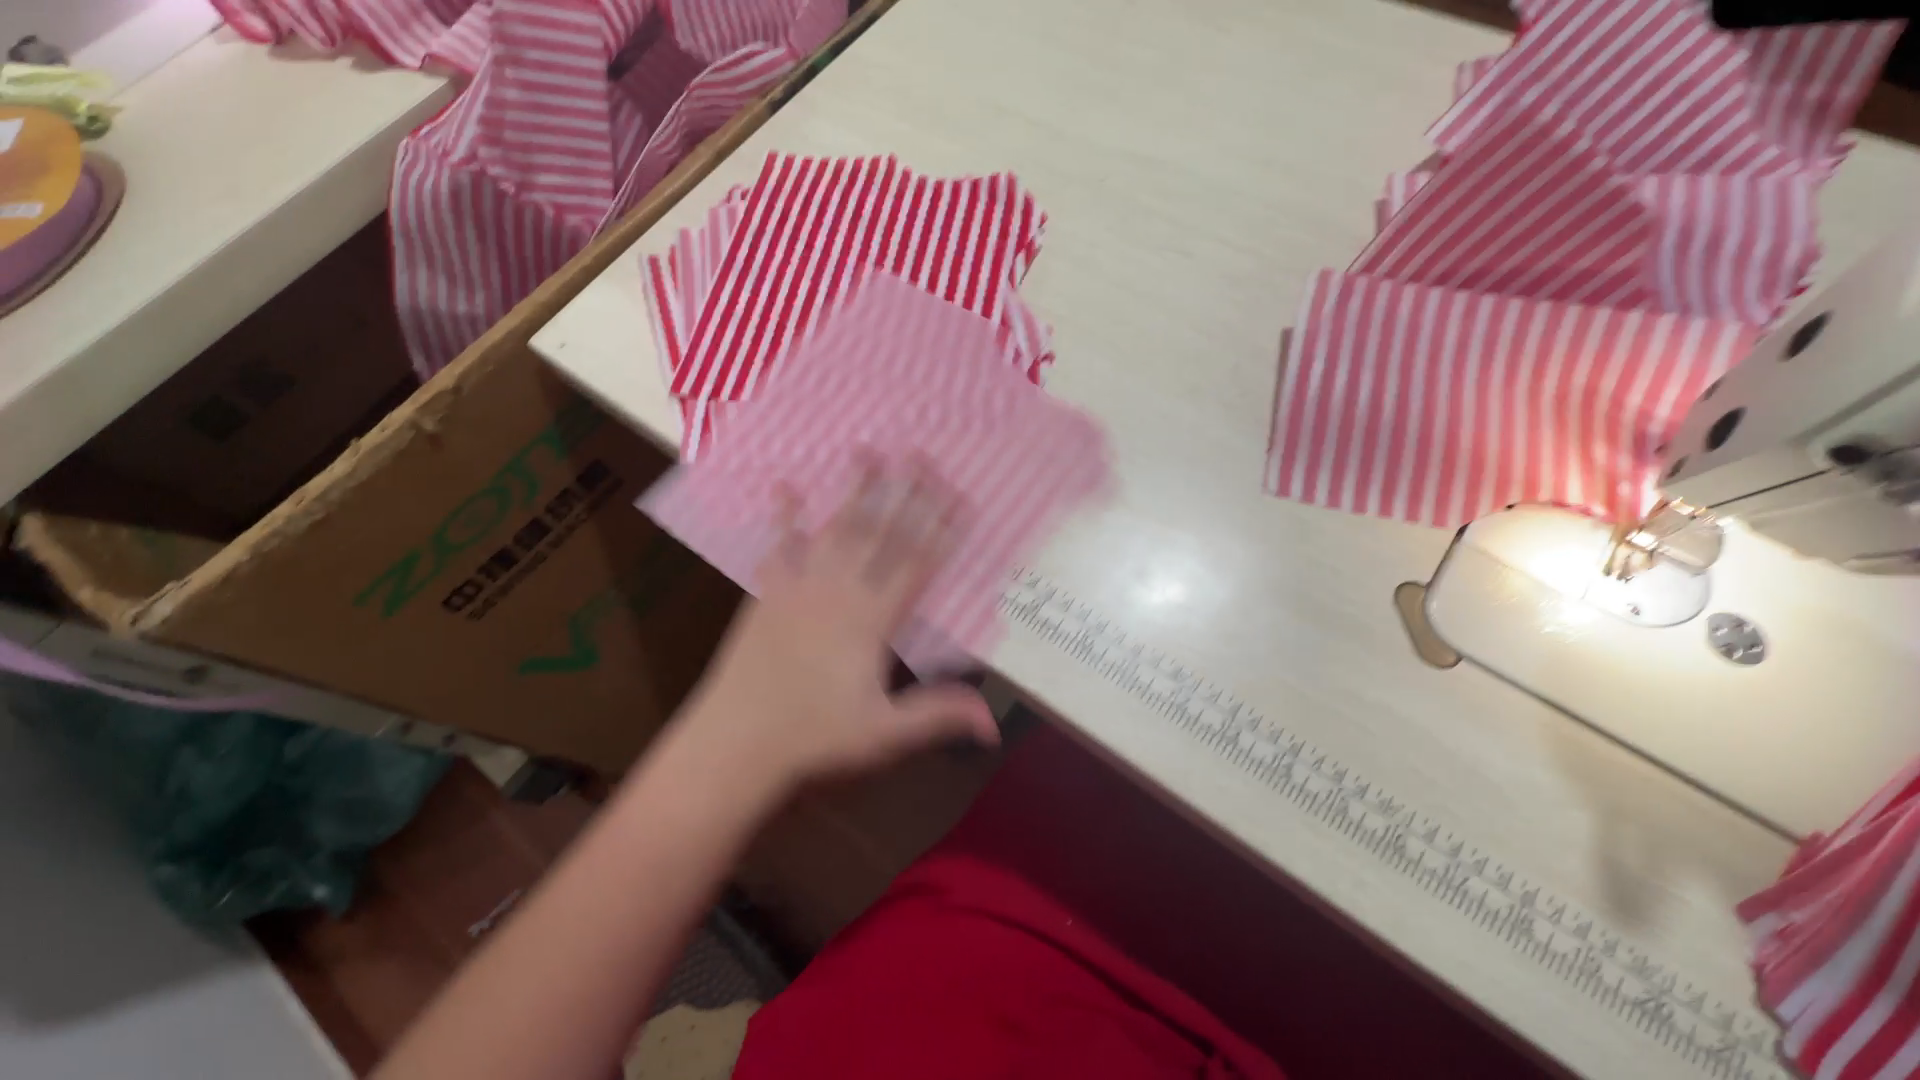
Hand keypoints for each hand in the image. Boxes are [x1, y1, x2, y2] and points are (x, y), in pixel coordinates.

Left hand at [676, 454, 999, 794]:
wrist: (735, 740)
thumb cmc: (814, 736)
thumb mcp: (883, 732)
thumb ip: (936, 714)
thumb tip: (994, 722)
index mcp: (871, 621)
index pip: (915, 565)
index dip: (939, 529)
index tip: (958, 496)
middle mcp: (838, 592)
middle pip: (879, 535)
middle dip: (903, 494)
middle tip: (920, 453)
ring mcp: (799, 588)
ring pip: (834, 530)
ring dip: (853, 491)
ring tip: (866, 450)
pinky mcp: (766, 594)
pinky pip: (778, 547)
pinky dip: (783, 516)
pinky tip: (783, 486)